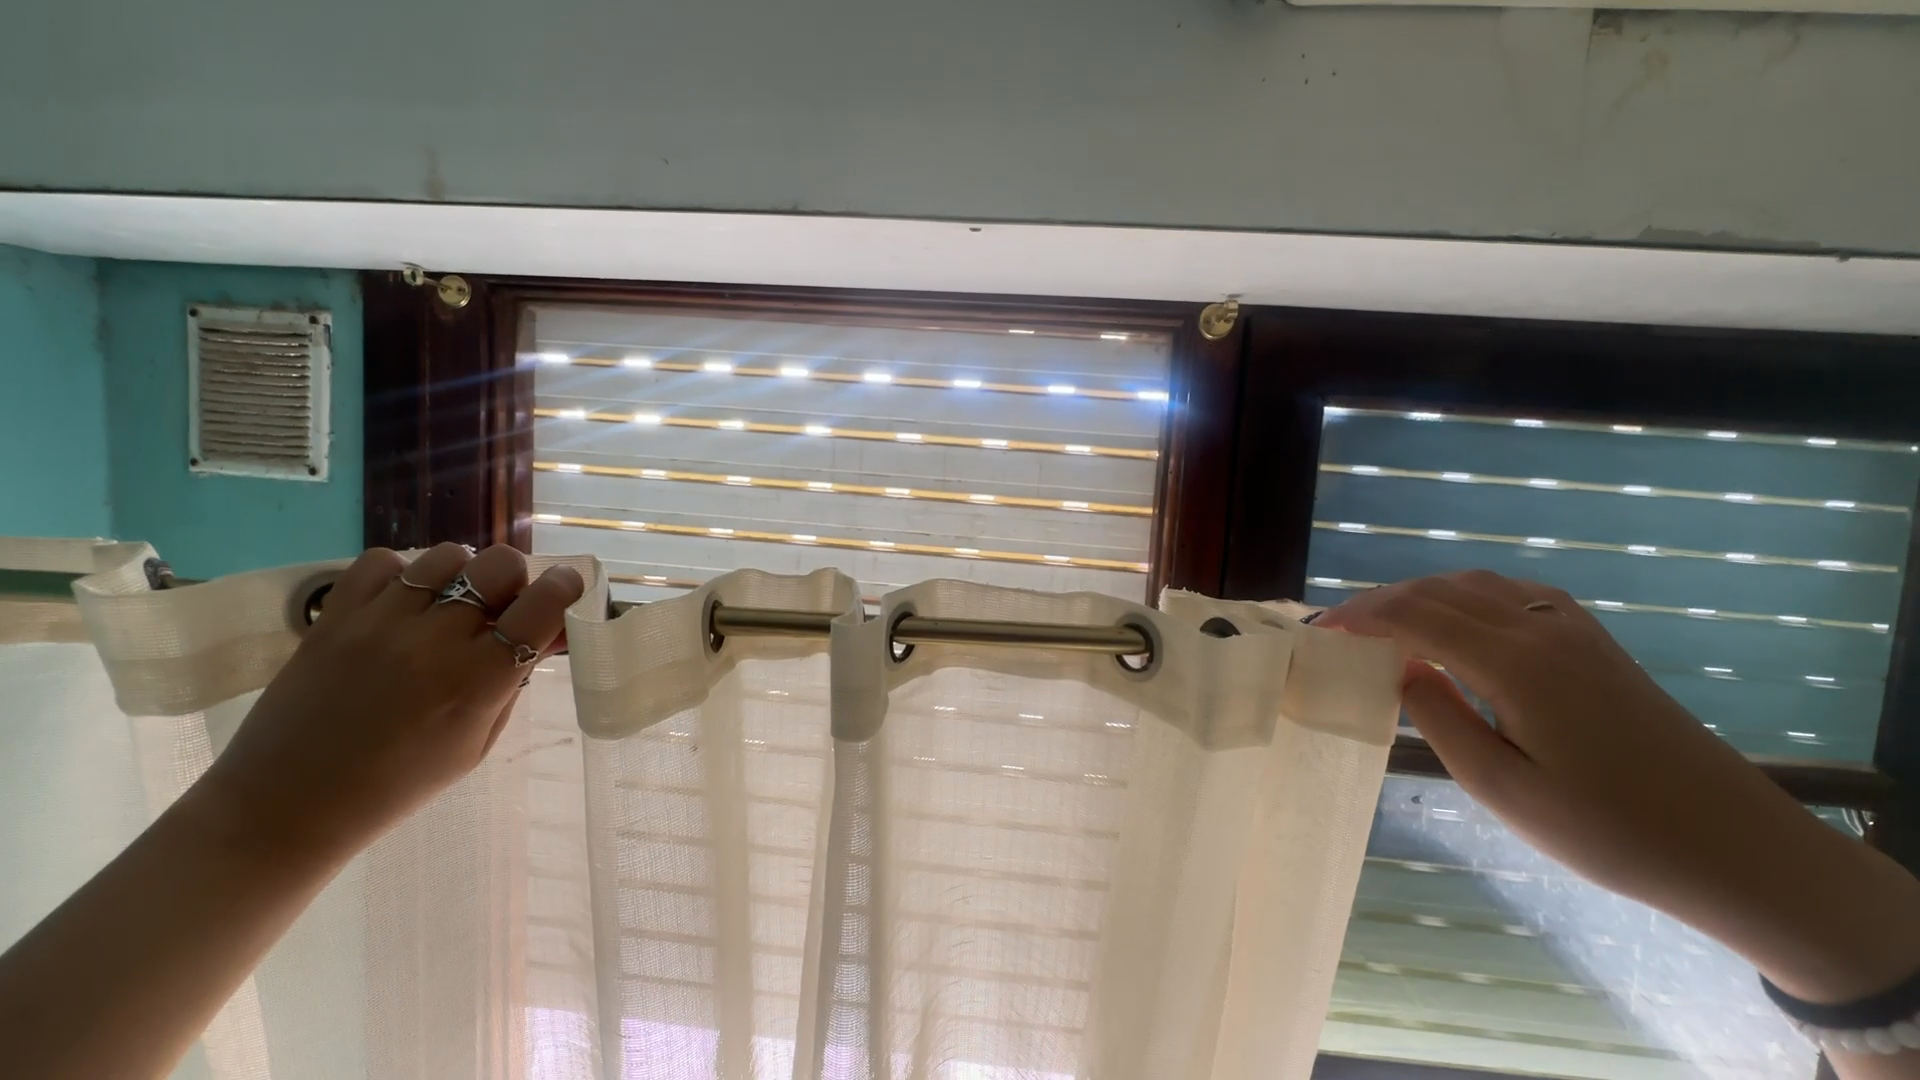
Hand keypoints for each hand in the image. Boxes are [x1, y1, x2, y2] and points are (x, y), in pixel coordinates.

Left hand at [195, 543, 585, 860]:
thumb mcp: (478, 742)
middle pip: (499, 564)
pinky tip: (402, 603)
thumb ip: (511, 683)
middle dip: (514, 579)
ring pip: (447, 556)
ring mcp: (381, 623)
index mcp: (479, 681)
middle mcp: (436, 641)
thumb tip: (542, 637)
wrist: (288, 804)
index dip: (565, 587)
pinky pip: (382, 562)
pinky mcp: (334, 617)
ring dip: (462, 575)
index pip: (543, 605)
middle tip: (501, 607)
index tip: (565, 589)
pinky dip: (402, 574)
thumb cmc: (400, 784)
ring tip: (449, 604)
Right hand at [1319, 570, 1919, 1012]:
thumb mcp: (1503, 789)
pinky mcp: (1596, 644)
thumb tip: (1401, 669)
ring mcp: (1575, 631)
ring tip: (1388, 625)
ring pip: (1479, 585)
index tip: (1319, 630)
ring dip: (1424, 594)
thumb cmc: (1607, 830)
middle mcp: (1542, 630)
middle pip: (1442, 591)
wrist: (1735, 846)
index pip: (1416, 616)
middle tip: (1342, 629)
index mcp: (1514, 664)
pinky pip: (1517, 595)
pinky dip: (1469, 595)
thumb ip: (1441, 720)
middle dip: (1382, 602)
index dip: (1361, 616)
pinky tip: (1461, 622)